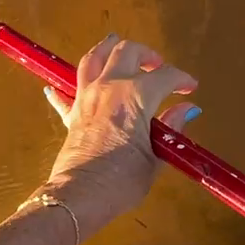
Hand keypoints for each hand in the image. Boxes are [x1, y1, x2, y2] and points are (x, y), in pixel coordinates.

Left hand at [39, 34, 197, 229]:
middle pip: (127, 52)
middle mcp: (110, 88)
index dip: (181, 80)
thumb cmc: (121, 183)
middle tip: (157, 66)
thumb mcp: (155, 158)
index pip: (165, 76)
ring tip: (116, 47)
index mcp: (136, 96)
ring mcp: (86, 99)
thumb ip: (170, 130)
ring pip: (93, 59)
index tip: (189, 89)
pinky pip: (64, 95)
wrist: (80, 197)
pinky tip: (54, 86)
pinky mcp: (71, 116)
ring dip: (107, 49)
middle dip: (146, 55)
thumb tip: (186, 112)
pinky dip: (61, 89)